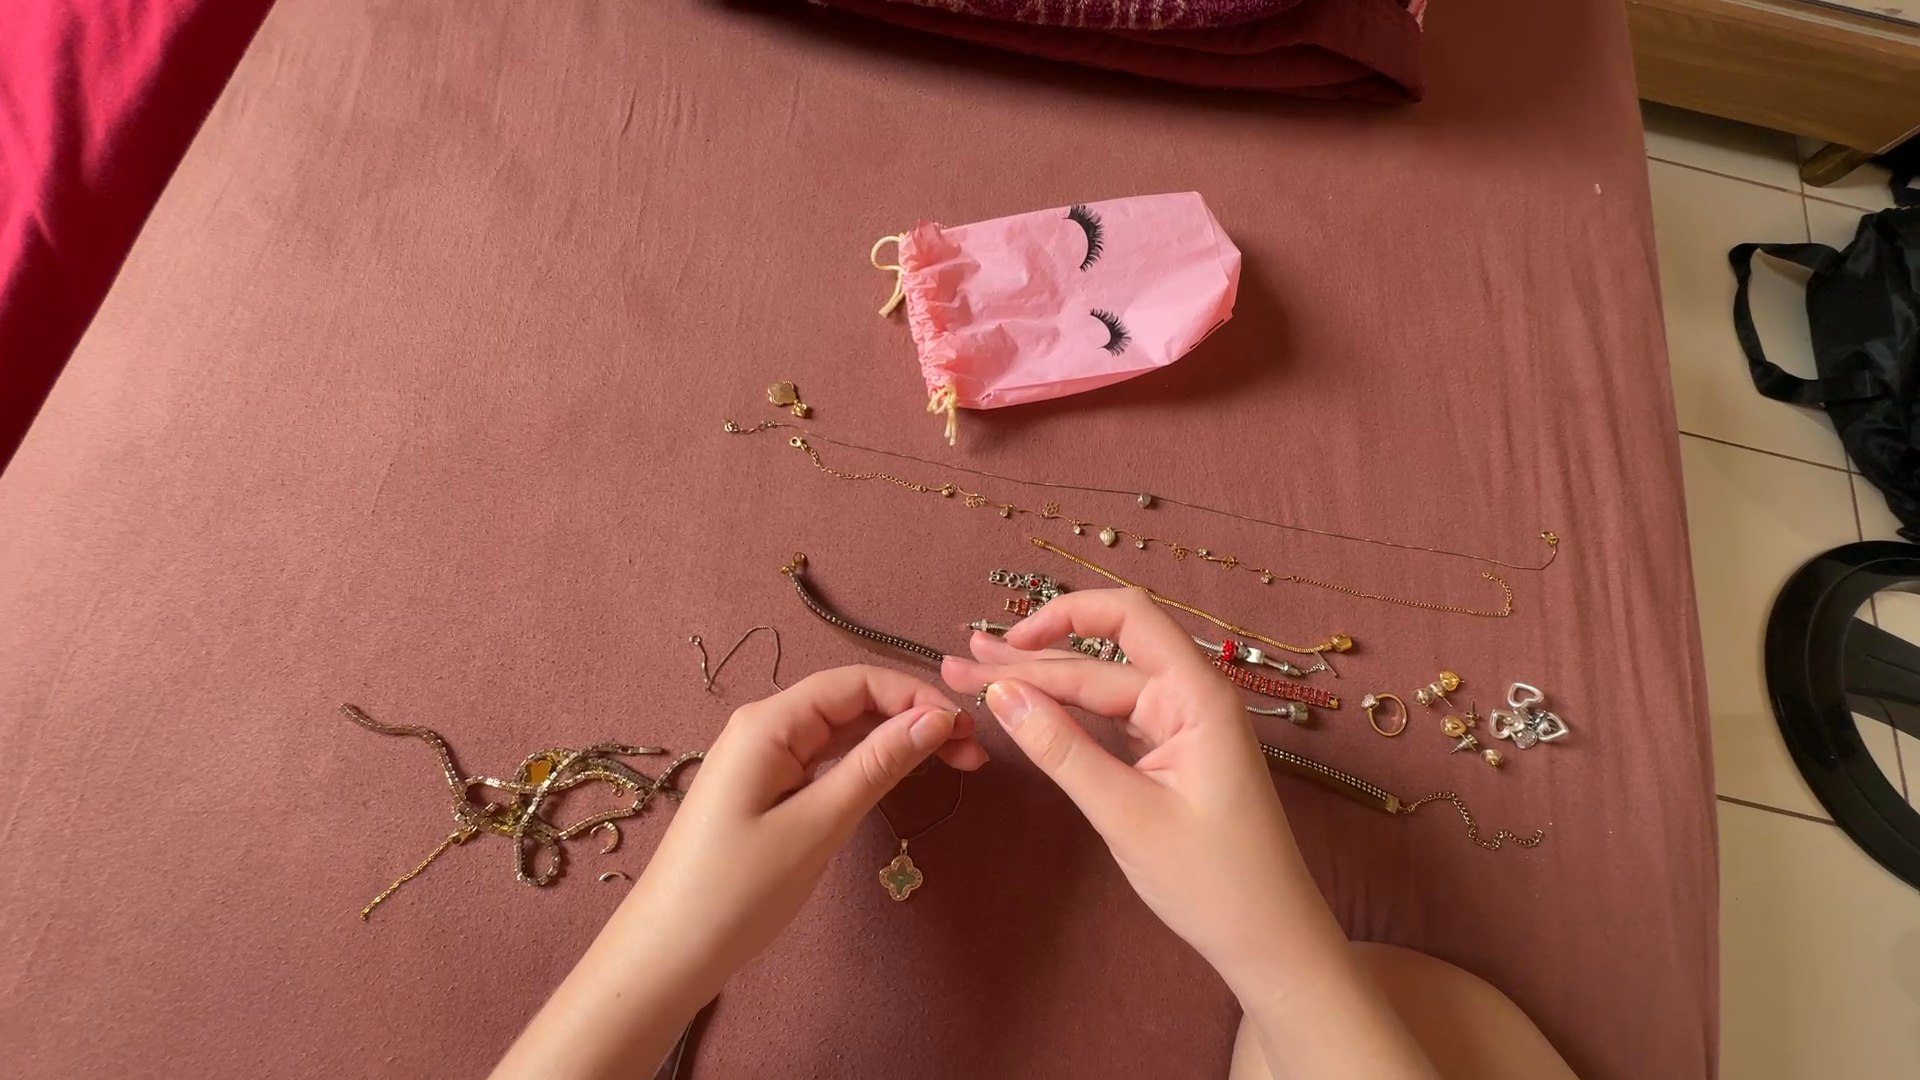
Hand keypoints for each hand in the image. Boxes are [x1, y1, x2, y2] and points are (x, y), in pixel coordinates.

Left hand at [491, 665, 986, 1079]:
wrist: (662, 959)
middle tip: (970, 752)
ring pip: (844, 729)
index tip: (963, 729)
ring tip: (952, 761)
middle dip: (913, 716)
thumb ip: (877, 765)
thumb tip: (936, 718)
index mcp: (770, 720)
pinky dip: (869, 761)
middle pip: (853, 701)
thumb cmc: (735, 891)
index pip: (856, 682)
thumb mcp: (816, 825)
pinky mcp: (769, 783)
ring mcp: (766, 754)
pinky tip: (901, 773)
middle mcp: (767, 724)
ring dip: (897, 739)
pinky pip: (828, 756)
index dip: (915, 696)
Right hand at [940, 588, 1309, 990]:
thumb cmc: (1213, 882)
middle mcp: (1186, 696)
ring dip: (1036, 684)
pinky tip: (1022, 706)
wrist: (1270, 943)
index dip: (1065, 615)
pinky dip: (1060, 715)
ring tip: (972, 672)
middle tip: (960, 662)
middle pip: (1097, 660)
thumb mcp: (1127, 814)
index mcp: (1196, 695)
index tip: (1009, 642)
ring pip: (1095, 689)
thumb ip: (1061, 749)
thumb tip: (1000, 694)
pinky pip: (1104, 719)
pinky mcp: (1162, 750)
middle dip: (1028, 661)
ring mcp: (1173, 723)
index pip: (1128, 618)